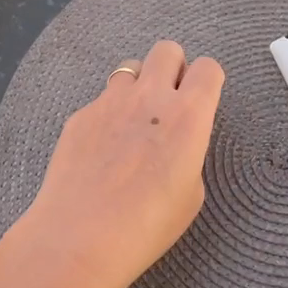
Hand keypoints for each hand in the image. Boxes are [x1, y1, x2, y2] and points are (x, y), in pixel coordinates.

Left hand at [6, 40, 224, 287]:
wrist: (79, 238)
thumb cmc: (146, 226)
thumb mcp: (191, 195)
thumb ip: (188, 152)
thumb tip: (175, 142)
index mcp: (187, 116)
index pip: (208, 68)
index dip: (208, 81)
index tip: (202, 100)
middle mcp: (150, 96)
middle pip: (168, 50)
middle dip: (173, 68)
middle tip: (169, 101)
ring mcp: (110, 100)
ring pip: (131, 67)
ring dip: (138, 86)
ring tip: (132, 122)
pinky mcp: (80, 114)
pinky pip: (101, 99)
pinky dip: (108, 115)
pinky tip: (101, 151)